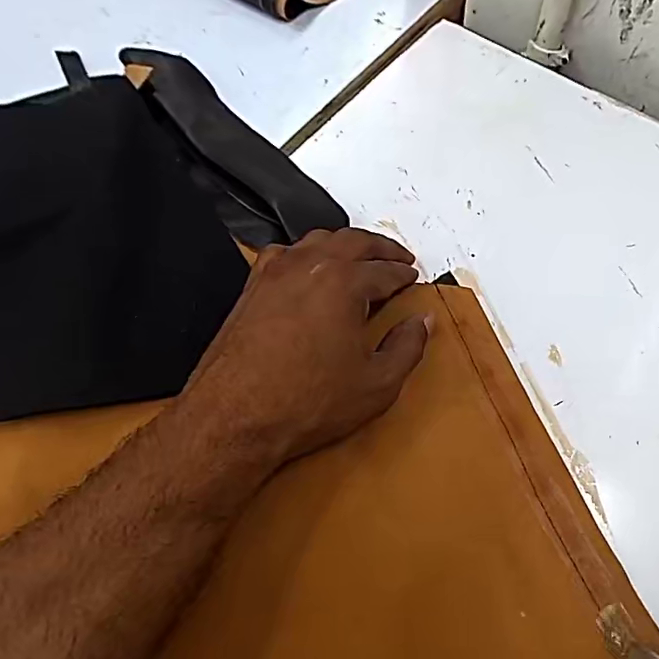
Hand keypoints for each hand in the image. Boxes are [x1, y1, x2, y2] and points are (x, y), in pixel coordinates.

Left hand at [172, 228, 429, 468]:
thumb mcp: (379, 383)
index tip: (412, 278)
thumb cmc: (304, 402)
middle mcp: (308, 267)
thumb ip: (408, 347)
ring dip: (345, 244)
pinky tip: (311, 269)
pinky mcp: (251, 290)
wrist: (237, 417)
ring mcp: (275, 275)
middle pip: (353, 241)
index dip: (404, 274)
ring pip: (317, 240)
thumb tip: (421, 324)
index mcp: (344, 283)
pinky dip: (307, 254)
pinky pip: (285, 255)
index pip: (385, 270)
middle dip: (380, 248)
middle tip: (397, 257)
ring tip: (361, 258)